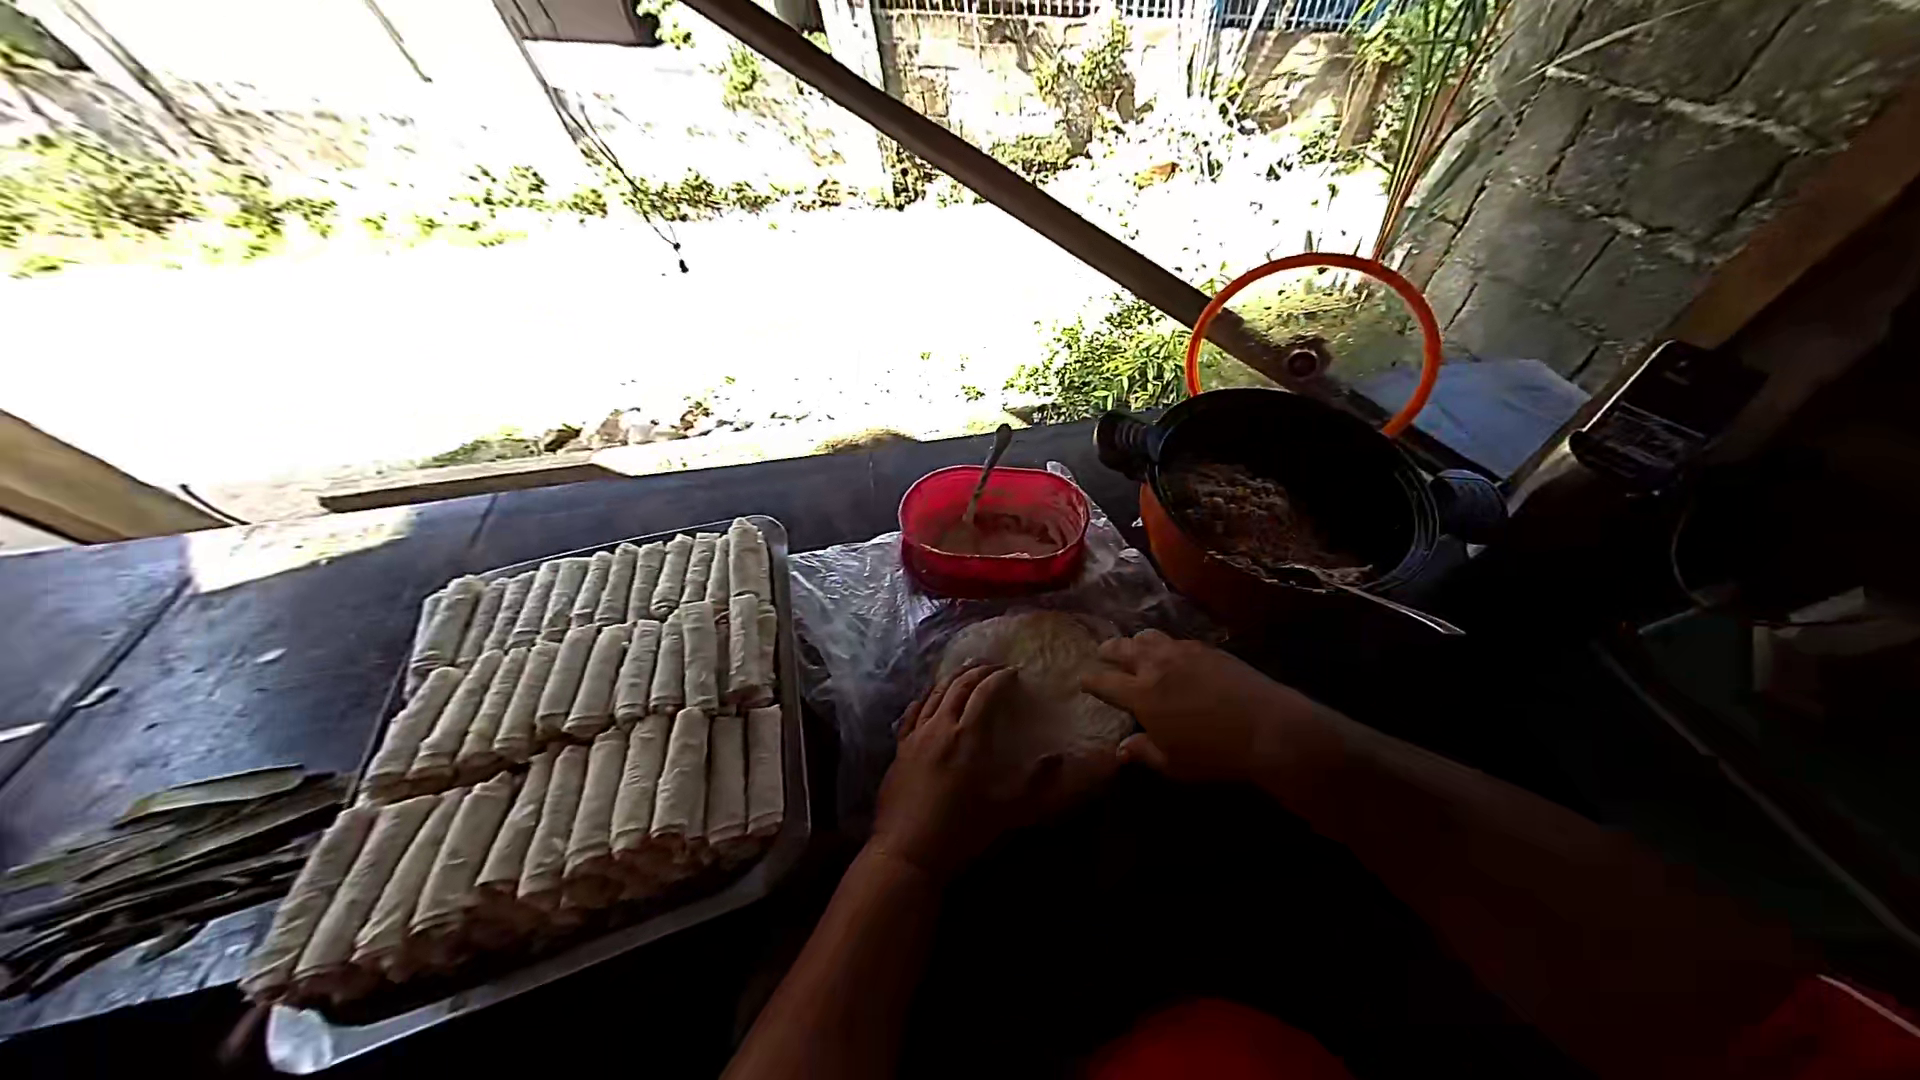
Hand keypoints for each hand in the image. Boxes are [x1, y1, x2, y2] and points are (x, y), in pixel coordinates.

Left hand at [870, 663, 1114, 881]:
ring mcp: (915, 736)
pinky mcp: (900, 749)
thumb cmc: (960, 833)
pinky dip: (925, 697)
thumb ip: (1037, 784)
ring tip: (966, 672)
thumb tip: (1061, 758)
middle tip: (994, 666)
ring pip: (934, 694)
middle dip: (978, 671)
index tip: (1015, 672)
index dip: (1001, 678)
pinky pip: (912, 712)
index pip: (985, 693)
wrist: (906, 853)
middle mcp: (940, 728)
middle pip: (959, 686)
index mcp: (968, 738)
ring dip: (953, 679)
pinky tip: (929, 697)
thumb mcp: (1007, 812)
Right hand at [1079, 630, 1332, 784]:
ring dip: (1136, 642)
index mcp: (1141, 694)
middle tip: (1102, 653)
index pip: (1105, 682)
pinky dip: (1165, 645)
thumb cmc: (1215, 753)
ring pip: (1149, 637)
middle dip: (1108, 651)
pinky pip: (1176, 640)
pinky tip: (1172, 654)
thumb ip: (1144, 751)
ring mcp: (1182, 652)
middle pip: (1122, 648)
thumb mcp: (1174, 763)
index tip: (1083, 680)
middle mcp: (1156, 665)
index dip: (1091, 681)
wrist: (1267, 727)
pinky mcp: (1206, 648)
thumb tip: (1121, 750)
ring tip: (1135, 648)